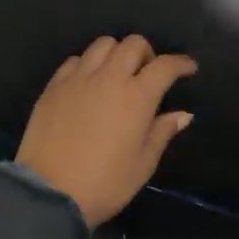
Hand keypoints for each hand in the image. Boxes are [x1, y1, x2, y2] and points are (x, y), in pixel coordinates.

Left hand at [16, 35, 197, 227]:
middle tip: (149, 75)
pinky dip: (89, 64)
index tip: (188, 69)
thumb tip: (183, 114)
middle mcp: (108, 78)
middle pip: (133, 44)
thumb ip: (162, 132)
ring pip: (102, 45)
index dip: (181, 64)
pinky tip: (90, 83)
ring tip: (118, 75)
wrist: (49, 193)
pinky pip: (75, 61)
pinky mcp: (53, 87)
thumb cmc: (105, 183)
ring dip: (117, 54)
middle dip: (148, 54)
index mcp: (137, 97)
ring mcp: (77, 79)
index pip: (165, 66)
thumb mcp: (143, 164)